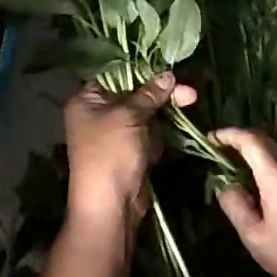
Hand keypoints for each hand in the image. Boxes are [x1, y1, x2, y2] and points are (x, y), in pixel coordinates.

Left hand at [62, 72, 195, 228]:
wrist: (111, 204)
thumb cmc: (111, 152)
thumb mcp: (129, 116)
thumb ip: (149, 94)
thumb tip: (167, 75)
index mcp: (86, 100)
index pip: (116, 76)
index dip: (142, 73)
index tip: (168, 71)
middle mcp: (97, 114)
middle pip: (133, 96)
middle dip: (160, 97)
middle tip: (189, 94)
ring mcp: (113, 134)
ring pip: (144, 116)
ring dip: (162, 118)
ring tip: (183, 115)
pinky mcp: (128, 151)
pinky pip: (147, 135)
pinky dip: (157, 137)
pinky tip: (164, 141)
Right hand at [214, 128, 276, 276]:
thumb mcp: (253, 236)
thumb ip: (234, 205)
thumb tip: (224, 184)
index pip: (251, 141)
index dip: (228, 135)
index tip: (210, 139)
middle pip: (264, 140)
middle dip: (239, 140)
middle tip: (219, 152)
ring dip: (255, 149)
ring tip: (238, 165)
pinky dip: (270, 159)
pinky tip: (263, 179)